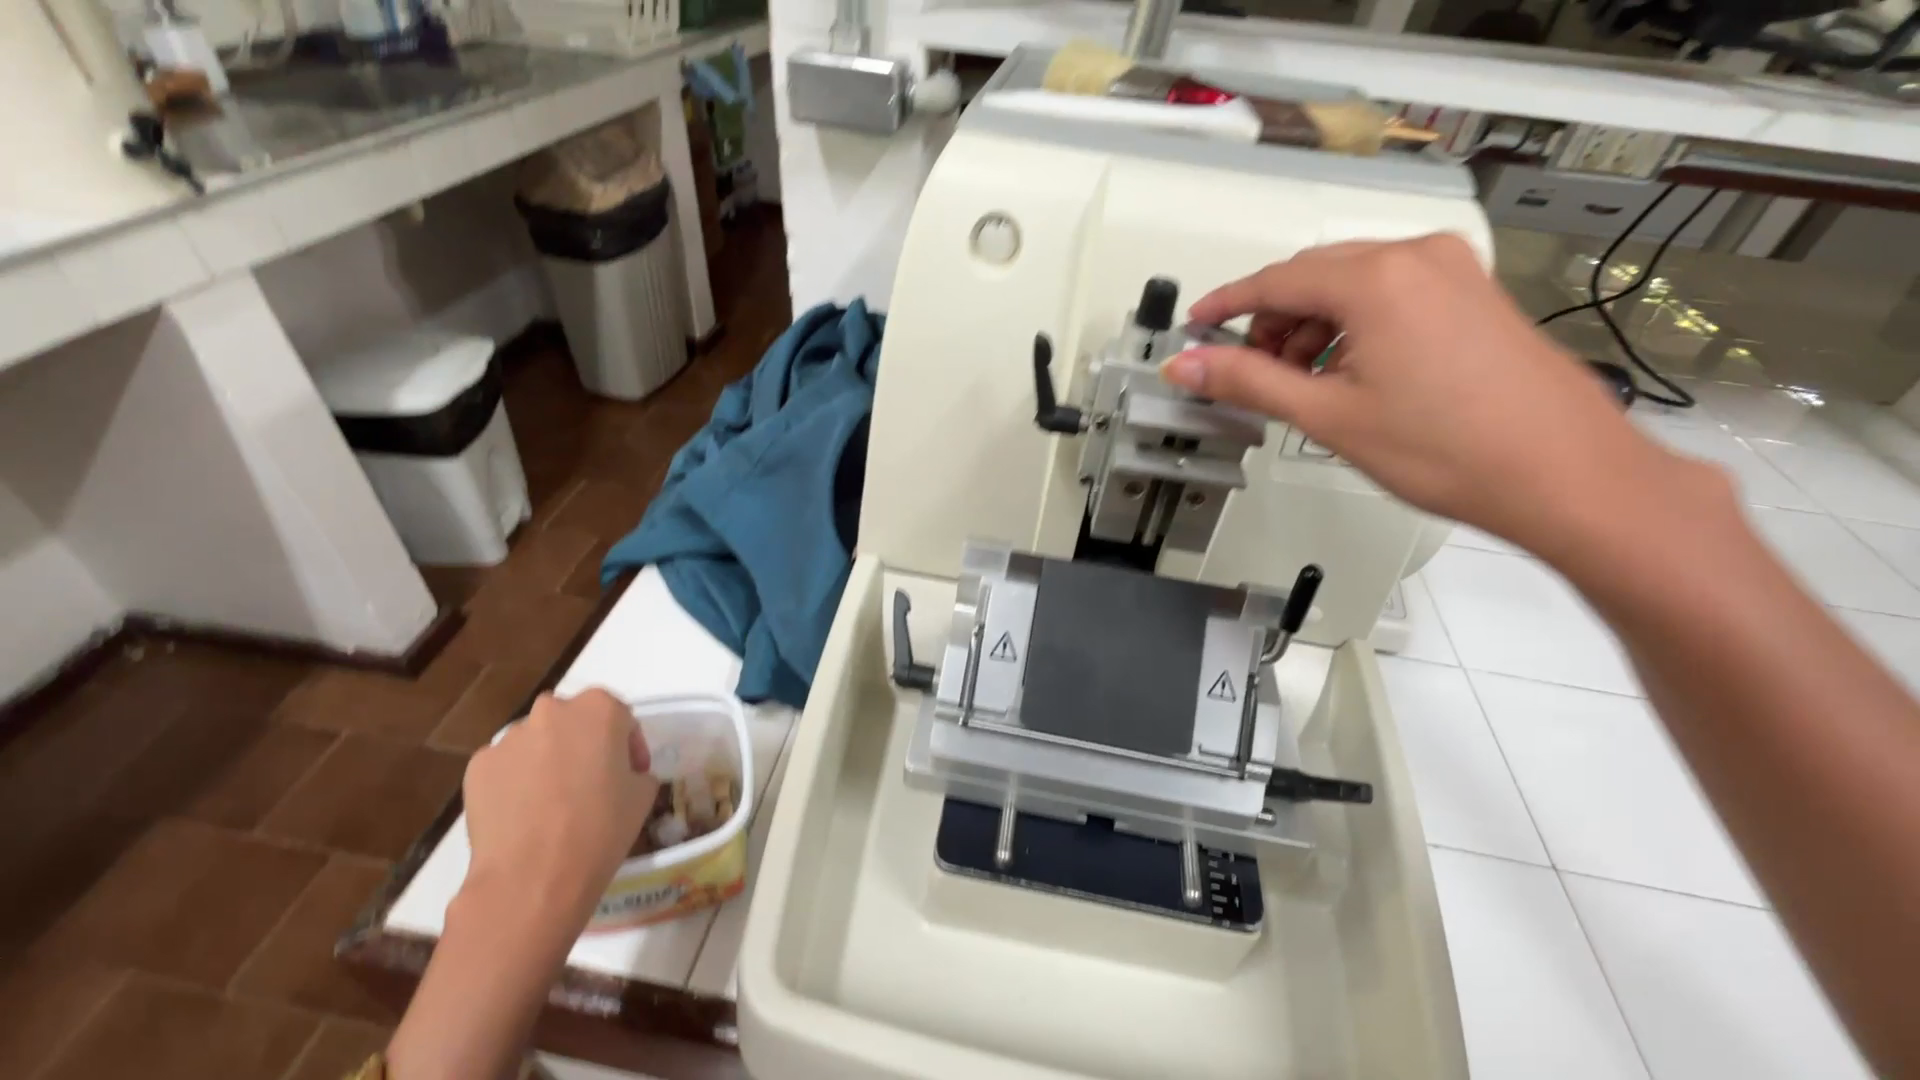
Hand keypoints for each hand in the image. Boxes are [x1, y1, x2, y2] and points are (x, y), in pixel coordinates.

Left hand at [460, 688, 658, 927]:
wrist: (532, 876)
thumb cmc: (600, 829)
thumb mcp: (643, 796)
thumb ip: (636, 770)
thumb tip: (620, 775)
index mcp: (599, 709)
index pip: (621, 718)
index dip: (629, 748)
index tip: (630, 776)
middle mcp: (552, 711)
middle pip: (574, 722)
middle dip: (584, 747)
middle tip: (591, 784)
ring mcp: (511, 736)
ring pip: (537, 743)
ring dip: (548, 762)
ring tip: (552, 804)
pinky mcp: (479, 765)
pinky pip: (506, 767)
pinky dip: (516, 782)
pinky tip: (524, 814)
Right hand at [1162, 234, 1674, 552]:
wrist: (1564, 475)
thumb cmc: (1454, 449)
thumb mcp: (1328, 416)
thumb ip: (1247, 382)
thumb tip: (1187, 366)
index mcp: (1379, 278)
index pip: (1275, 281)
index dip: (1226, 306)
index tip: (1196, 327)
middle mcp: (1419, 258)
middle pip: (1313, 277)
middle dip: (1271, 322)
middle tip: (1244, 371)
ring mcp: (1454, 272)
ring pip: (1352, 285)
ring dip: (1312, 326)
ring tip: (1299, 384)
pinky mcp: (1474, 294)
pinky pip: (1391, 294)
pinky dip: (1353, 326)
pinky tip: (1346, 373)